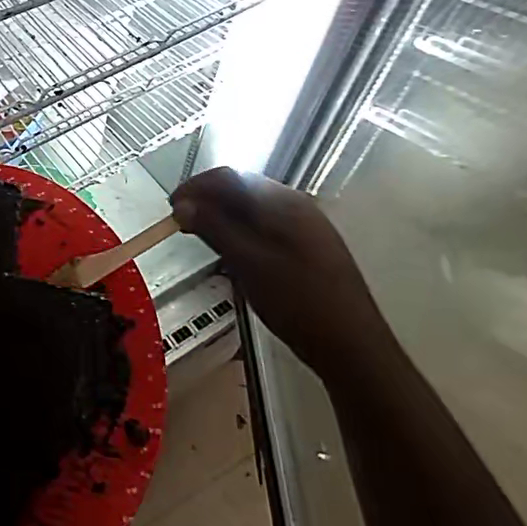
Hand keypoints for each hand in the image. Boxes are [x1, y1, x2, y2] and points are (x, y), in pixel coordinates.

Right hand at [170, 167, 397, 379]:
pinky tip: (232, 250)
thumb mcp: (247, 263)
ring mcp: (307, 226)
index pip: (229, 177)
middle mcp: (297, 206)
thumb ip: (214, 228)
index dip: (195, 187)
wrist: (354, 348)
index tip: (171, 206)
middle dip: (208, 199)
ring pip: (254, 207)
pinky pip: (267, 224)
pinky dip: (242, 229)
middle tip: (182, 220)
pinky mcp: (311, 245)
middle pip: (242, 188)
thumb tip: (183, 205)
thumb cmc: (297, 302)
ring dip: (223, 215)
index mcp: (283, 203)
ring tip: (201, 235)